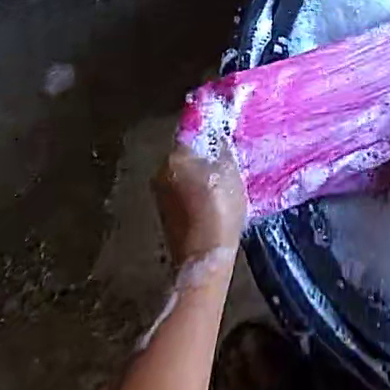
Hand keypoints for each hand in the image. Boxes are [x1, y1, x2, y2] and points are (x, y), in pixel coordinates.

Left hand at [153, 143, 246, 266]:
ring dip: (198, 178)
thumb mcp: (230, 172)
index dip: (209, 136)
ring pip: (182, 175)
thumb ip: (221, 148)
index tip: (222, 141)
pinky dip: (193, 195)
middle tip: (224, 167)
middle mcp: (161, 169)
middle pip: (186, 155)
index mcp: (176, 155)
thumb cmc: (219, 209)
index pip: (192, 133)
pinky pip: (180, 193)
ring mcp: (159, 193)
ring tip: (219, 189)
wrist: (203, 257)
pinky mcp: (163, 213)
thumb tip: (217, 134)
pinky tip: (209, 206)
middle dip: (203, 159)